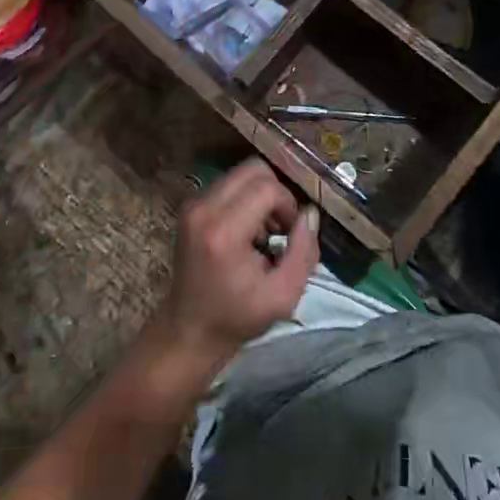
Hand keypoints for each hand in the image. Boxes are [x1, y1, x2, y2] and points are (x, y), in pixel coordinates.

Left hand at [158, 158, 319, 361]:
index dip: (288, 205)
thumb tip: (310, 214)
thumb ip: (304, 252)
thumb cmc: (236, 318)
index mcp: (223, 232)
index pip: (267, 188)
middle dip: (277, 193)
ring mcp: (193, 205)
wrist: (189, 330)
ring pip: (242, 174)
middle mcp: (203, 209)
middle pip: (253, 169)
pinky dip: (247, 200)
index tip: (291, 234)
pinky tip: (249, 232)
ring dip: (262, 195)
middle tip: (282, 227)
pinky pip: (229, 185)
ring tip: (265, 232)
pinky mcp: (191, 206)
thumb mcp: (283, 296)